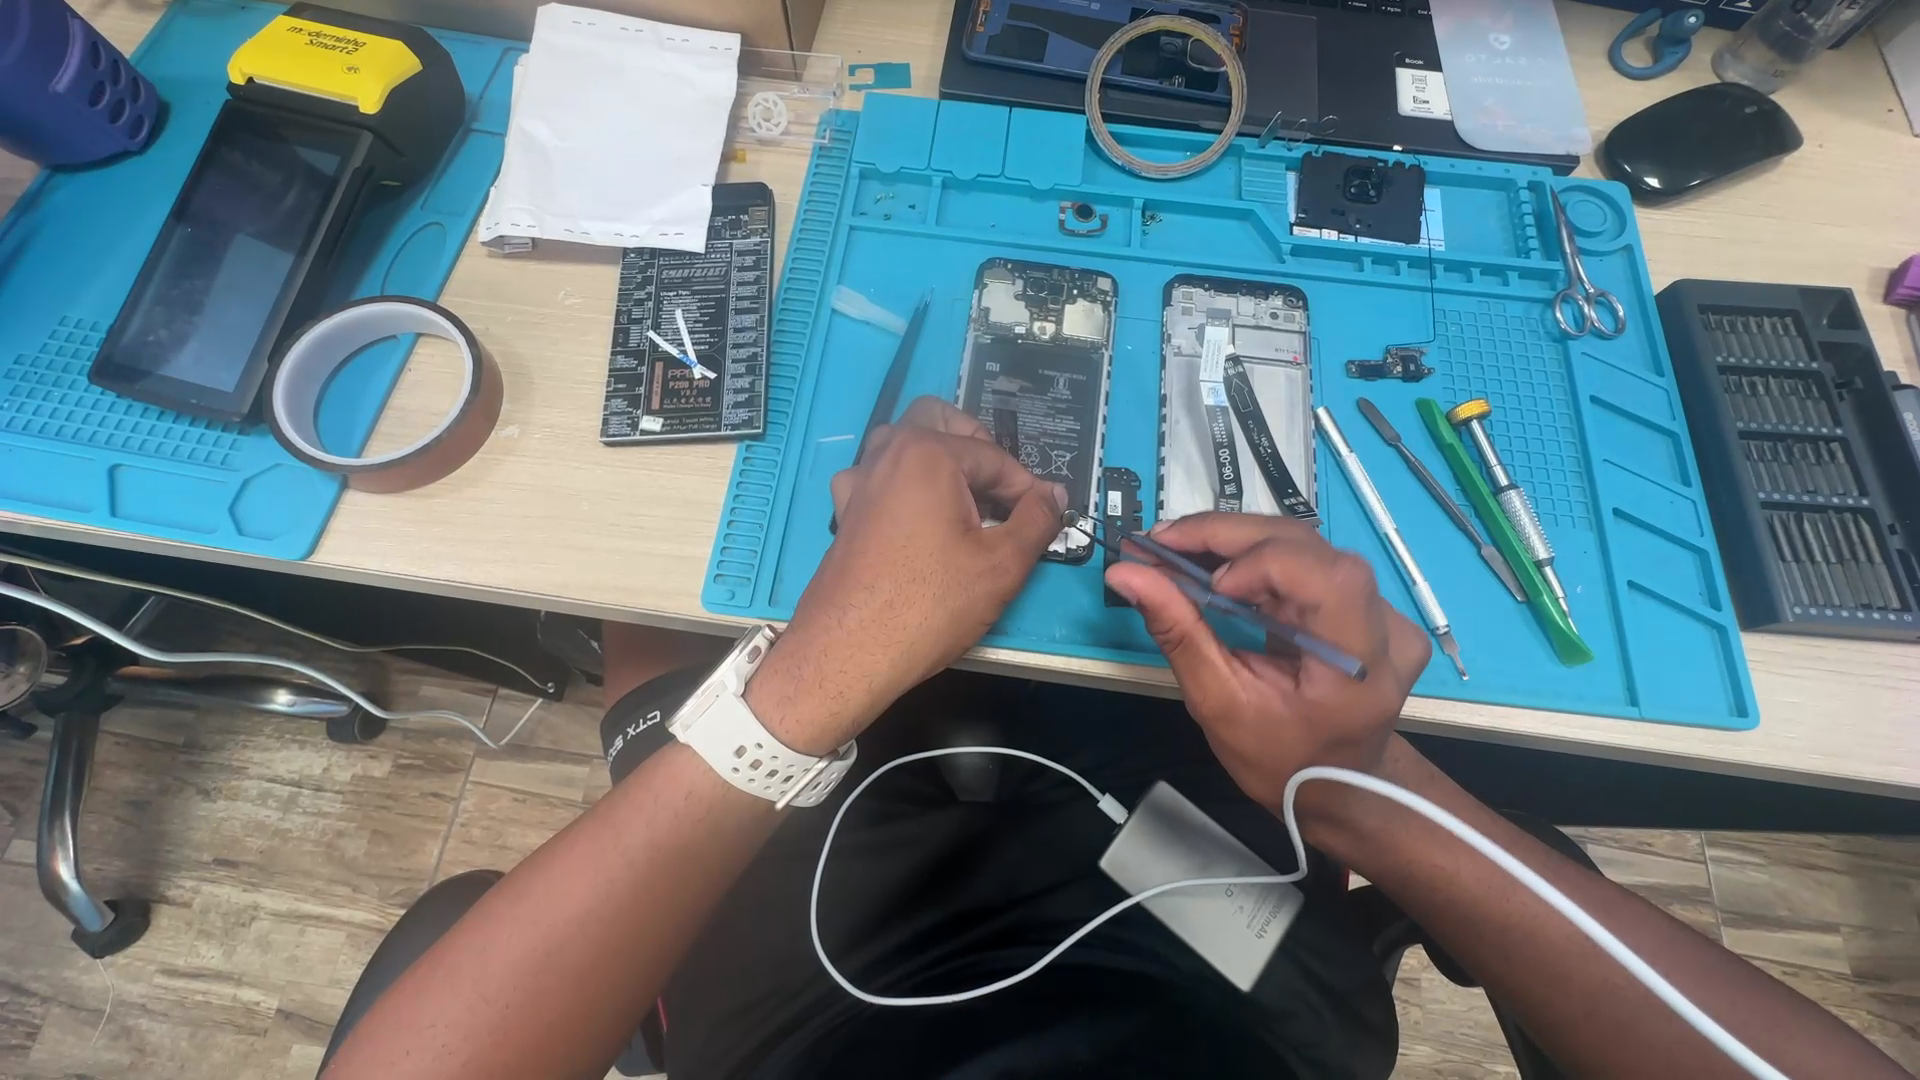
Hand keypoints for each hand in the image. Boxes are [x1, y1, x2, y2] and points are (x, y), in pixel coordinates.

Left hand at [746, 398, 1065, 754]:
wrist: (849, 652)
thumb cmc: (929, 604)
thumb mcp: (1001, 564)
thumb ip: (1036, 521)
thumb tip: (1053, 495)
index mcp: (927, 453)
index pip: (994, 456)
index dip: (1026, 487)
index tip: (1044, 514)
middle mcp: (886, 454)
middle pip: (938, 421)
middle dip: (977, 445)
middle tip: (1001, 489)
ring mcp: (859, 482)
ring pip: (903, 444)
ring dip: (938, 459)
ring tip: (966, 502)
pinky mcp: (846, 513)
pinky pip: (879, 478)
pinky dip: (905, 485)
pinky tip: (919, 520)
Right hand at [1105, 513, 1429, 815]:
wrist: (1335, 785)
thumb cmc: (1278, 757)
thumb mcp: (1218, 703)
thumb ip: (1177, 632)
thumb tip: (1125, 572)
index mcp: (1359, 666)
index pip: (1328, 578)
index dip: (1262, 562)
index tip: (1205, 582)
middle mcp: (1385, 626)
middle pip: (1309, 546)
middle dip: (1229, 536)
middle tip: (1163, 541)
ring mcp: (1383, 611)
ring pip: (1305, 545)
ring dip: (1236, 542)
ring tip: (1180, 550)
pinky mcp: (1366, 603)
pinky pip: (1306, 560)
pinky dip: (1254, 556)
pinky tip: (1216, 565)